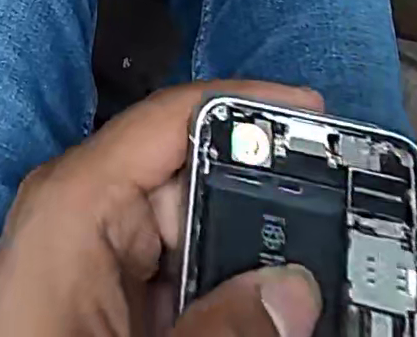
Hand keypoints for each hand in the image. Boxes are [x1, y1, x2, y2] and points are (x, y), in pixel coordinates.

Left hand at [0, 81, 326, 336]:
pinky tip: (259, 306)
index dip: (242, 102)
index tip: (311, 110)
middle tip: (336, 216)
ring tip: (310, 273)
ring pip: (187, 225)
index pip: (170, 119)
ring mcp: (92, 242)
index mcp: (80, 196)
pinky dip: (214, 282)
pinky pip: (169, 262)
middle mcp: (85, 202)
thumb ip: (219, 331)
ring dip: (242, 250)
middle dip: (259, 197)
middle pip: (189, 174)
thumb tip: (295, 293)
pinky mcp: (99, 281)